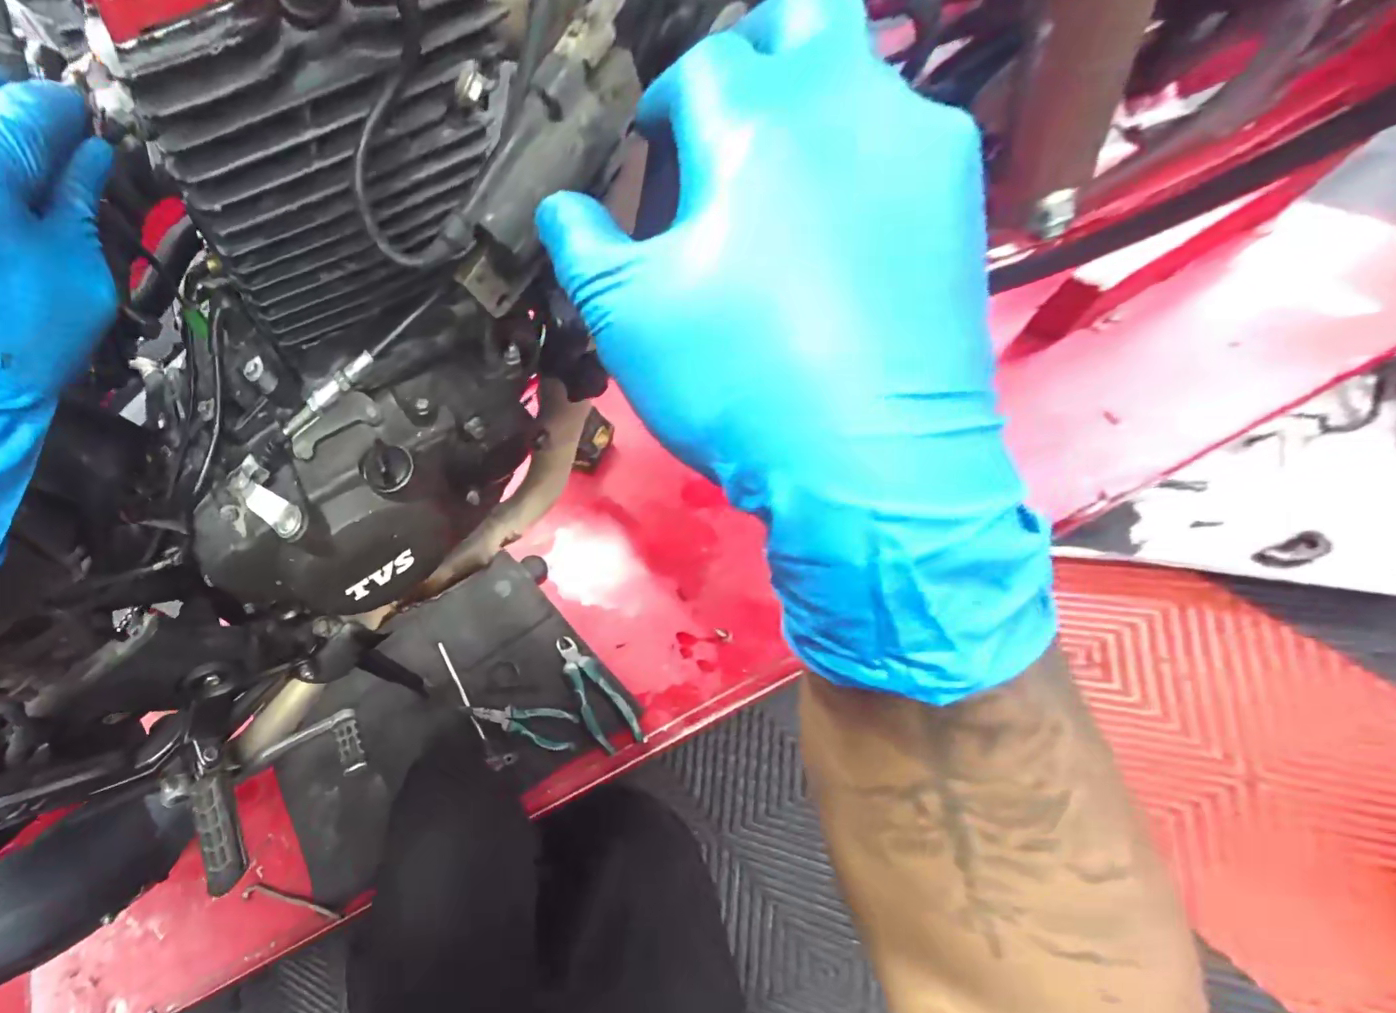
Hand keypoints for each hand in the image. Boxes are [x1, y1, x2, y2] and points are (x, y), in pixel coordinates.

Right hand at [537, 0, 1051, 703]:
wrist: (865, 463)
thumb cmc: (732, 382)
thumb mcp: (626, 316)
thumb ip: (583, 245)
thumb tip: (560, 209)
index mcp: (758, 126)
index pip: (697, 68)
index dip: (656, 112)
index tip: (642, 163)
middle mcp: (852, 106)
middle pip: (801, 17)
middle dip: (744, 60)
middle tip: (709, 135)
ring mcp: (920, 146)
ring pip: (858, 73)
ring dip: (799, 108)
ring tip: (762, 192)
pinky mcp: (957, 199)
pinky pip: (897, 138)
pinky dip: (848, 157)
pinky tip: (821, 232)